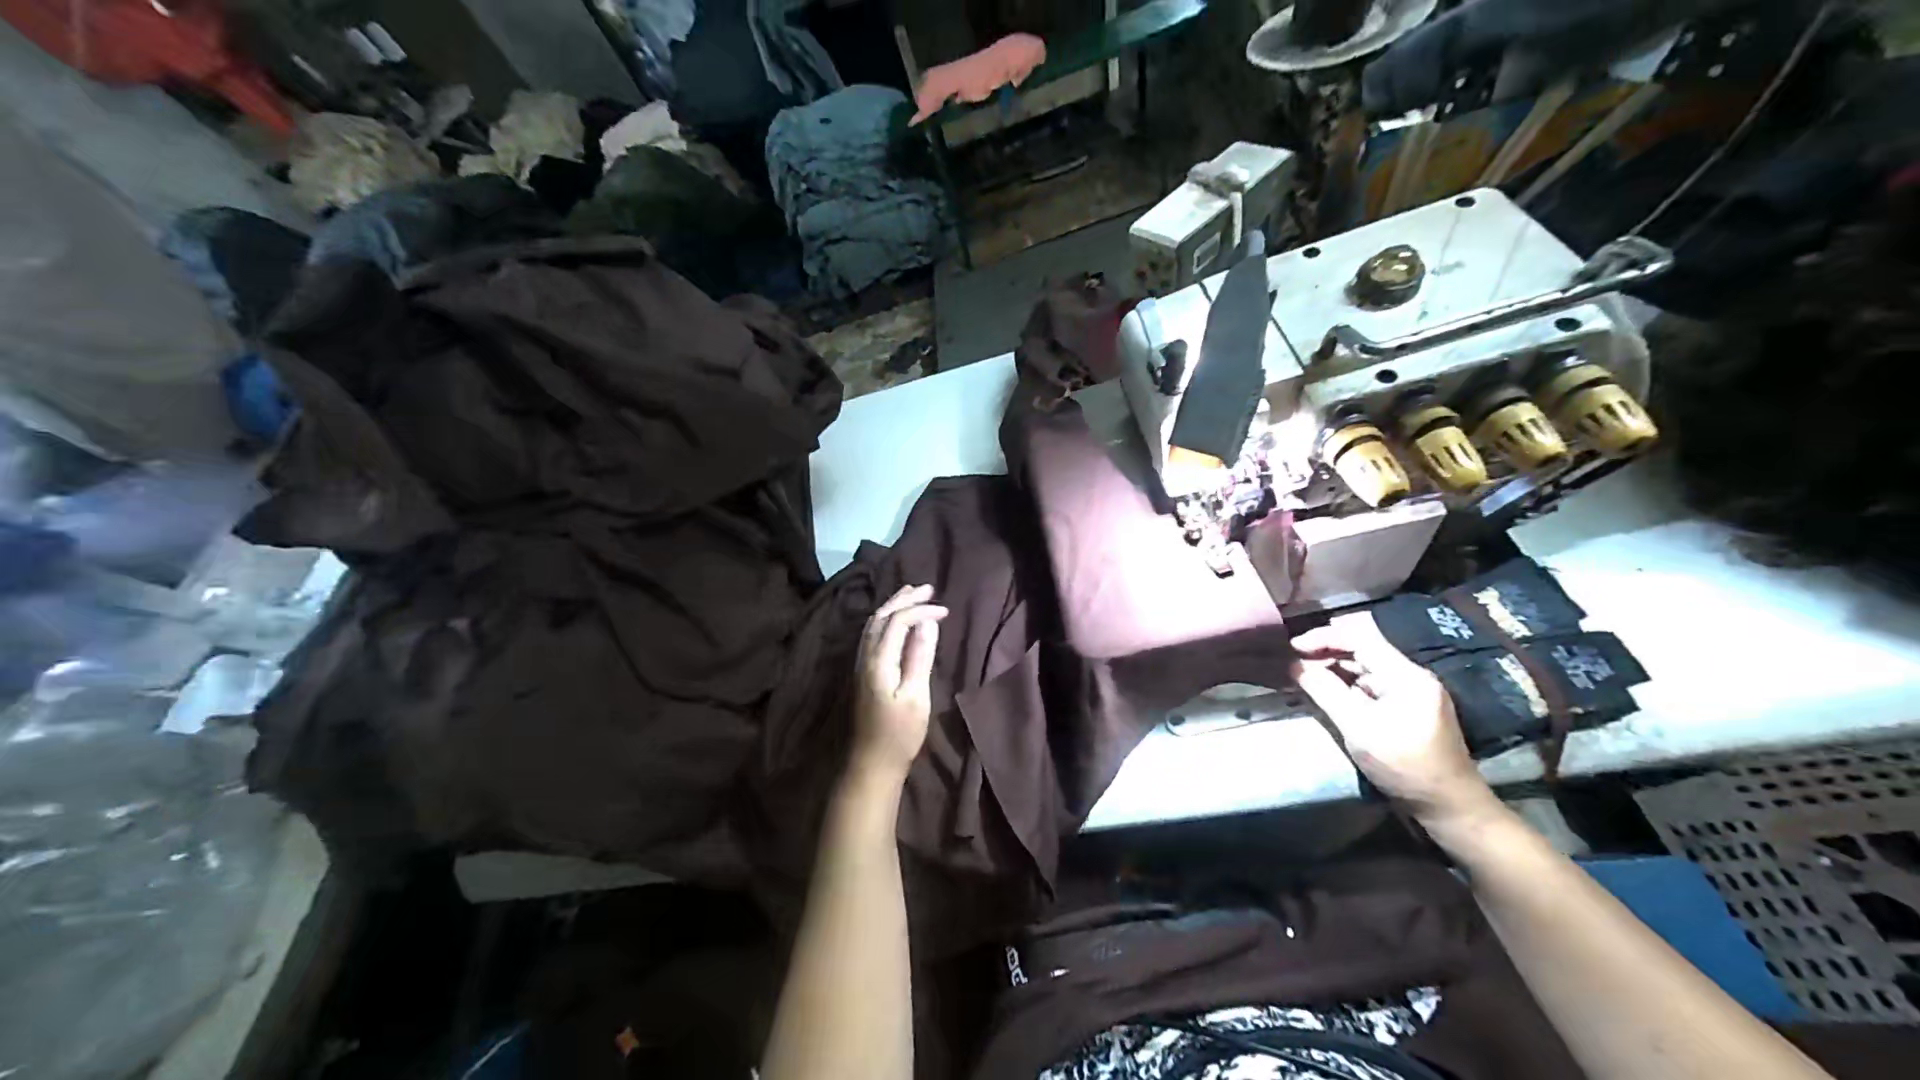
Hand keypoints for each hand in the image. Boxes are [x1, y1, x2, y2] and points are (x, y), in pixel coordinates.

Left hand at [850, 584, 946, 785]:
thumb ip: (920, 657)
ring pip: (873, 624)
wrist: (870, 764)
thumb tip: (928, 623)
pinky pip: (871, 634)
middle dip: (904, 599)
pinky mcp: (862, 673)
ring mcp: (859, 665)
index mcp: (878, 660)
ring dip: (892, 606)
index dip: (921, 610)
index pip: (898, 621)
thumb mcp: (916, 696)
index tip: (945, 611)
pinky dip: (886, 620)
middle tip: (927, 587)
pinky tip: (896, 622)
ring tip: (912, 595)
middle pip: (881, 616)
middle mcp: (864, 657)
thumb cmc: (899, 734)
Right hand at [1291, 612, 1494, 824]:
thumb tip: (1294, 665)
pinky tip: (1327, 692)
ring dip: (1334, 668)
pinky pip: (1372, 684)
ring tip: (1303, 676)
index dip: (1323, 637)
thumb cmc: (1404, 766)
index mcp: (1406, 675)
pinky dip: (1347, 684)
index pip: (1360, 637)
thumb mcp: (1358, 728)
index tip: (1292, 647)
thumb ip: (1325, 691)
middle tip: (1293, 662)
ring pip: (1366, 667)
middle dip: (1326, 651)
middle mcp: (1412, 676)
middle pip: (1363, 648)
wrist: (1449, 807)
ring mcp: (1412, 692)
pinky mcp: (1408, 708)